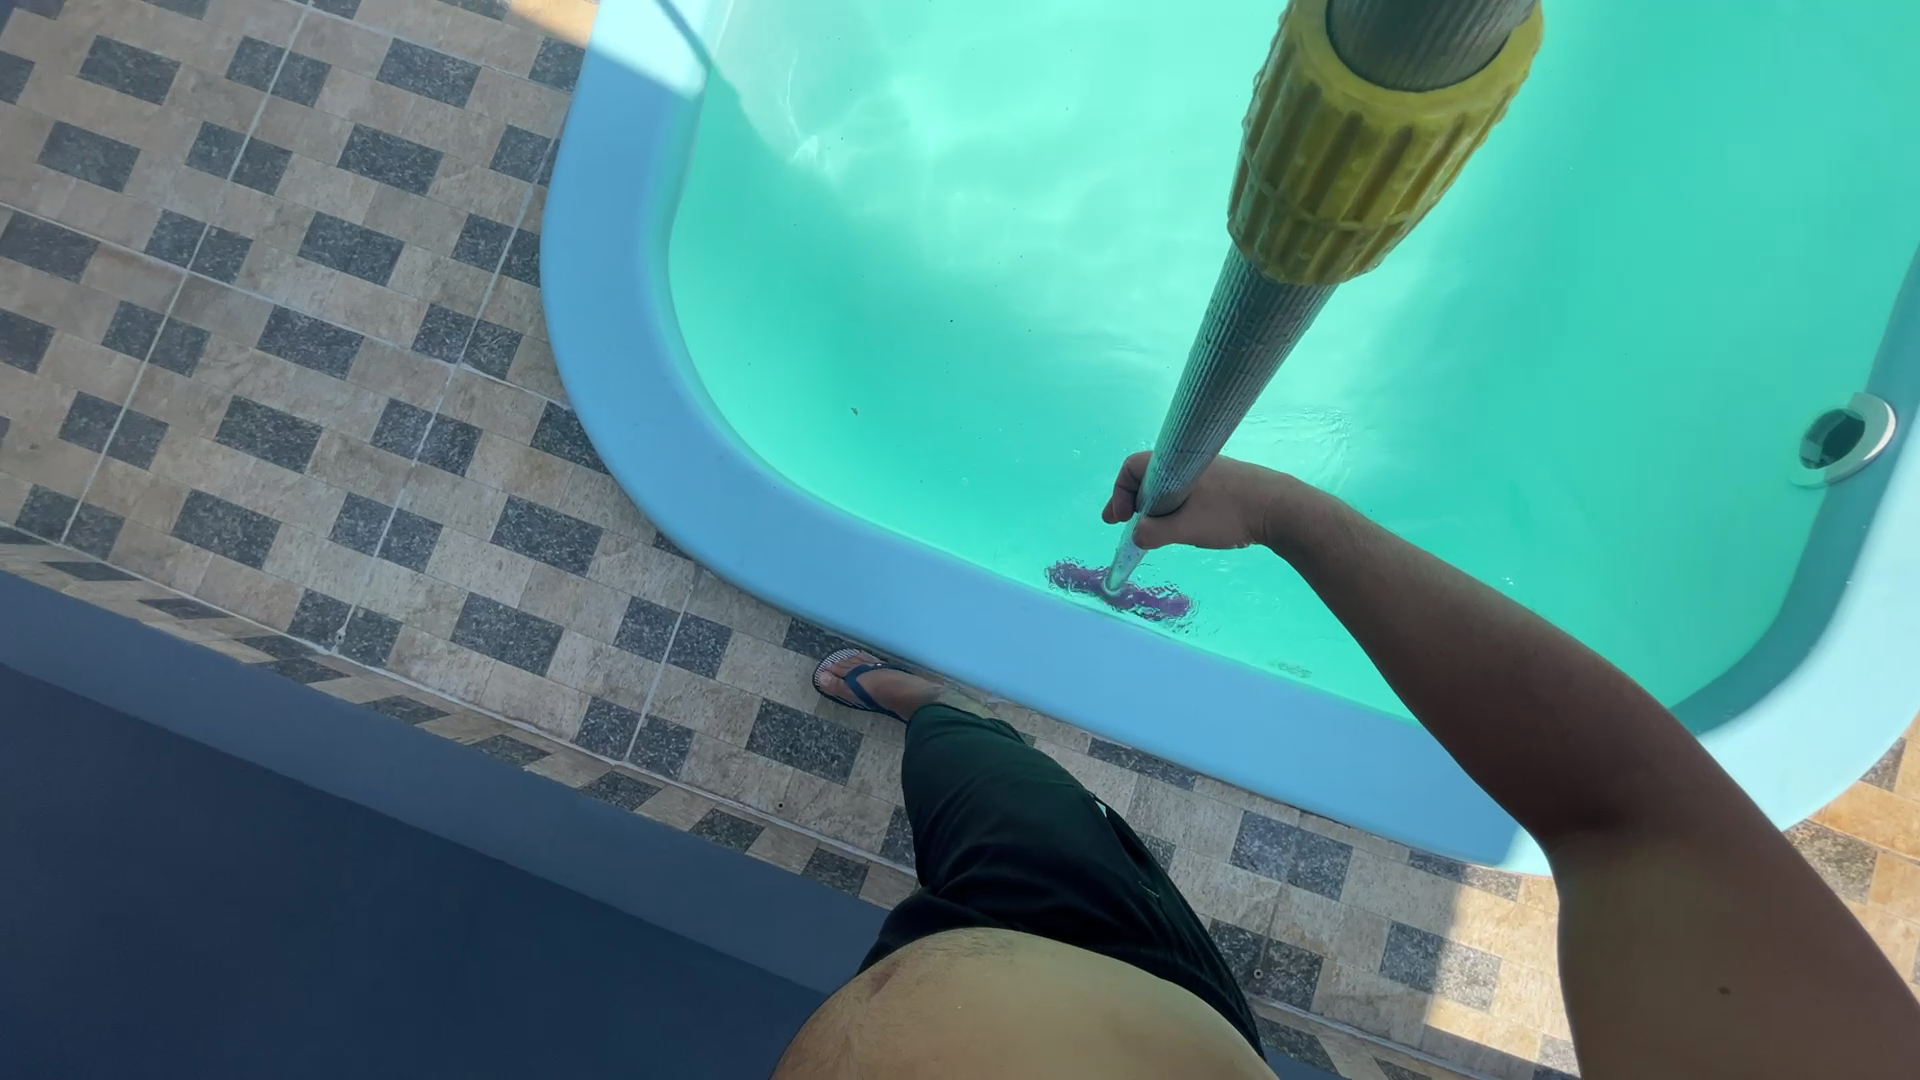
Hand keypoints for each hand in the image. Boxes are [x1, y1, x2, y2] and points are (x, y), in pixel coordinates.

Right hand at [1101, 452, 1294, 550]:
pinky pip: (1186, 491)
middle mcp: (1187, 462)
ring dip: (1152, 507)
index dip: (1120, 493)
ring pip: (1167, 486)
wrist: (1282, 510)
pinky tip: (1179, 526)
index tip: (1120, 519)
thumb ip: (1152, 533)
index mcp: (1174, 464)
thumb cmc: (1229, 514)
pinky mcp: (1222, 483)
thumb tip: (1136, 536)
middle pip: (1147, 477)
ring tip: (1148, 530)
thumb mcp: (1184, 529)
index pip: (1132, 468)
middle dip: (1131, 502)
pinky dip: (1172, 507)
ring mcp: (1206, 471)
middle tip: (1122, 523)